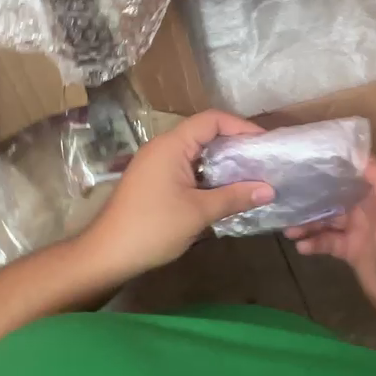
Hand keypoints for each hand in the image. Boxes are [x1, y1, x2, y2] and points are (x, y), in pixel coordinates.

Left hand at [81, 110, 274, 277]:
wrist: (106, 255)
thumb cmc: (152, 227)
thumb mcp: (199, 212)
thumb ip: (235, 197)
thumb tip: (269, 190)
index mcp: (171, 145)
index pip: (211, 120)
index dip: (240, 127)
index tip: (264, 144)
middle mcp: (162, 147)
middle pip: (204, 133)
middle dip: (235, 145)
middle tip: (262, 161)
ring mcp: (156, 164)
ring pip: (196, 153)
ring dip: (222, 163)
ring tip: (250, 176)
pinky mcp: (153, 181)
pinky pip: (187, 168)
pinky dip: (208, 176)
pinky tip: (225, 192)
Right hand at [287, 159, 375, 328]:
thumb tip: (359, 154)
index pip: (361, 169)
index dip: (338, 162)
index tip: (309, 155)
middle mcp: (374, 208)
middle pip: (339, 193)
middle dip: (315, 193)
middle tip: (287, 193)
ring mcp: (362, 231)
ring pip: (331, 218)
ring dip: (310, 220)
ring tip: (288, 227)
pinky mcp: (353, 252)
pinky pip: (329, 241)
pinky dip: (314, 242)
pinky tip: (301, 247)